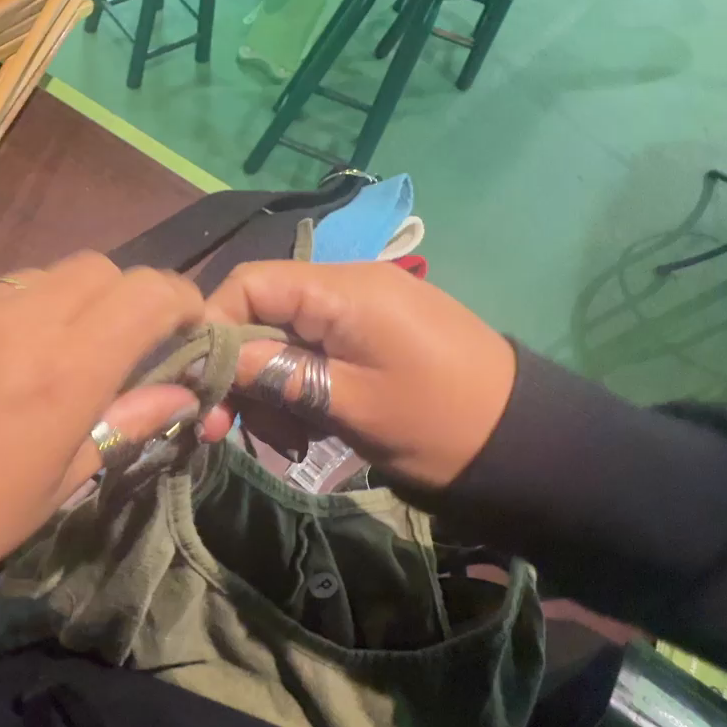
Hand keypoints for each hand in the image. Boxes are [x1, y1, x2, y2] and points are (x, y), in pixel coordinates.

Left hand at [0, 252, 217, 573]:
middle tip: (131, 347)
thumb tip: (184, 393)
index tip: (189, 333)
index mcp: (65, 368)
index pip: (148, 293)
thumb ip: (127, 423)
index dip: (183, 303)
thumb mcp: (61, 483)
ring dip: (78, 301)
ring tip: (69, 353)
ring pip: (50, 273)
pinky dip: (28, 309)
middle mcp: (22, 319)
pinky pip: (1, 291)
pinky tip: (11, 357)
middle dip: (132, 297)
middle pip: (102, 267)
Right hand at [205, 260, 516, 488]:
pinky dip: (295, 389)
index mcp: (342, 289)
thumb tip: (205, 361)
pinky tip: (303, 431)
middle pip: (259, 312)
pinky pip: (310, 350)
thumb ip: (273, 374)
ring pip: (280, 337)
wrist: (526, 444)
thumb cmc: (436, 422)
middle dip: (239, 371)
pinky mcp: (368, 334)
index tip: (200, 386)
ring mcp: (358, 310)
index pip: (247, 283)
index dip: (213, 329)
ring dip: (267, 388)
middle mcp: (344, 285)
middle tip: (227, 430)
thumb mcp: (346, 404)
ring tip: (284, 440)